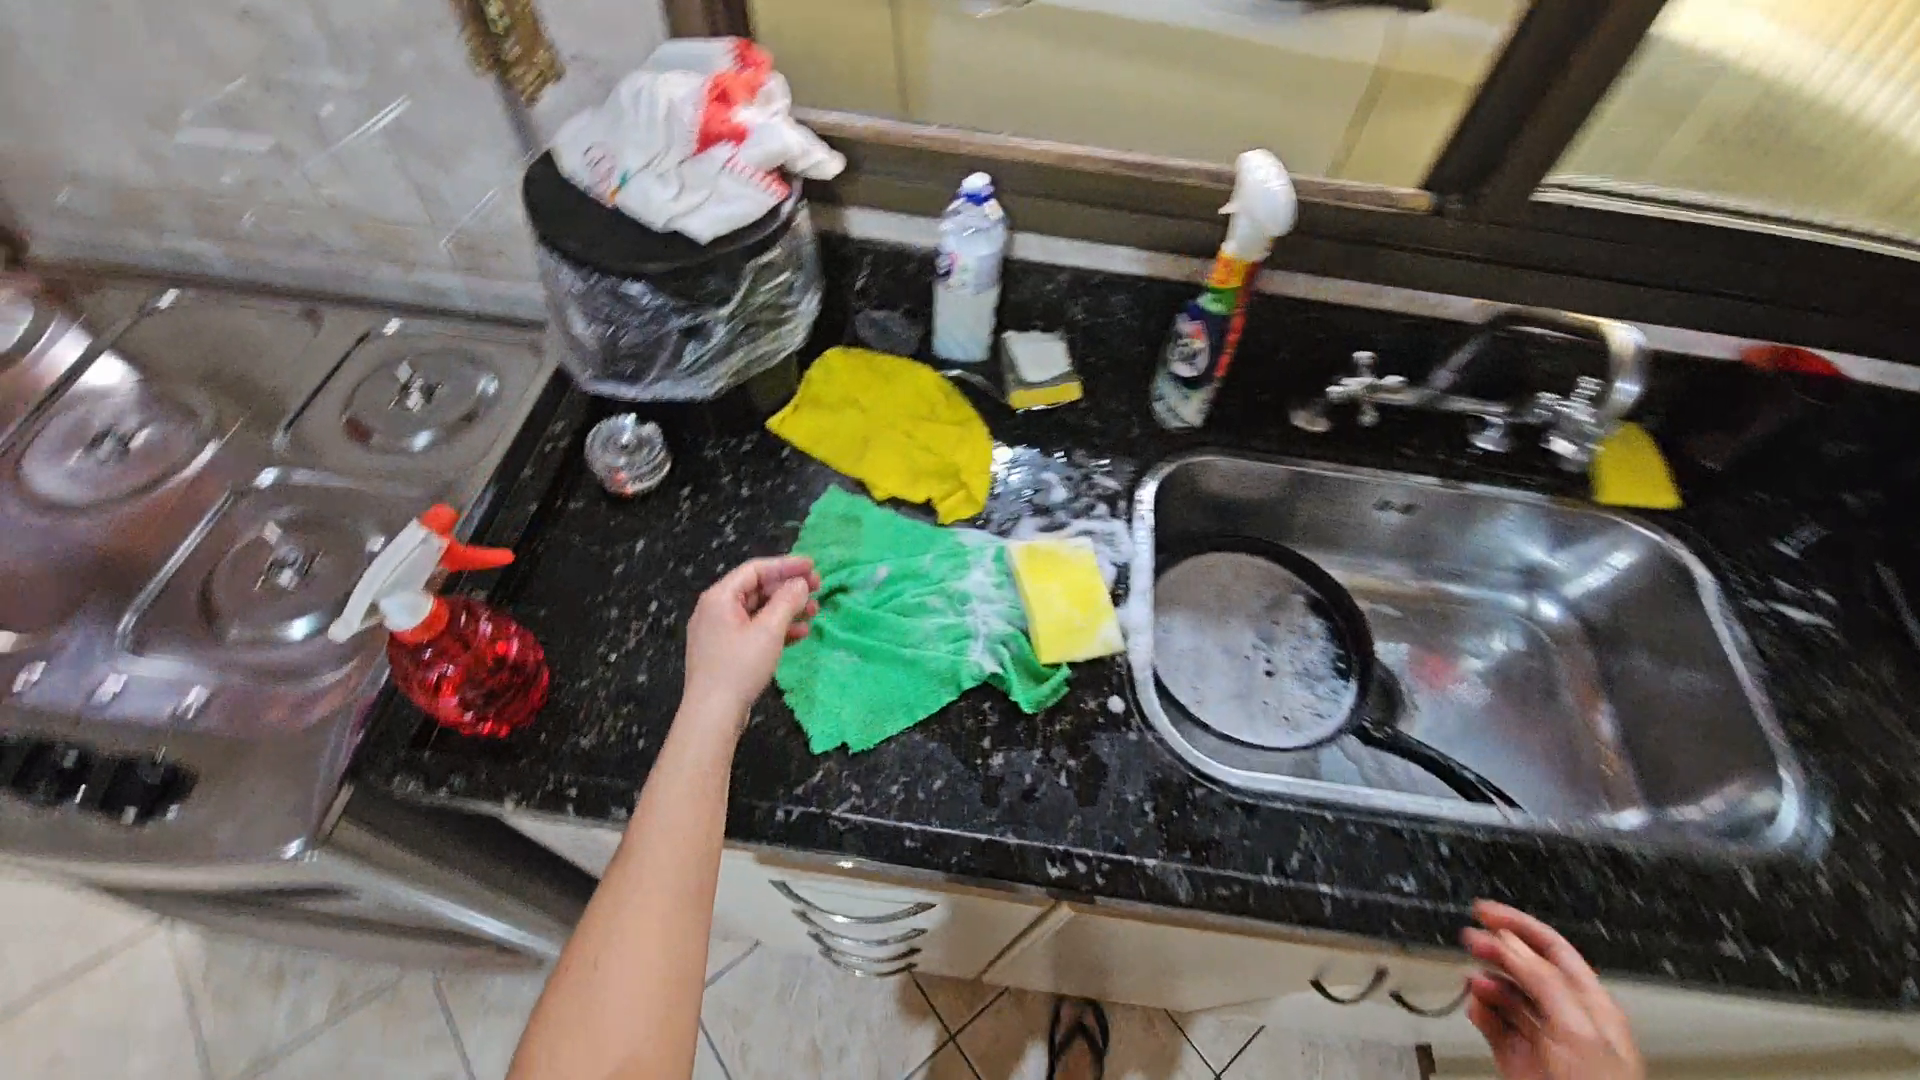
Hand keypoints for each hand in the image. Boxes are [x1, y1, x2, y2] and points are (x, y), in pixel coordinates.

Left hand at [680, 555, 819, 733]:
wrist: (712, 714)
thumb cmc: (739, 667)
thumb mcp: (768, 630)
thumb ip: (787, 601)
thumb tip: (800, 583)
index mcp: (720, 597)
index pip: (756, 569)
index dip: (786, 565)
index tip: (813, 567)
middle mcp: (716, 609)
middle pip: (757, 589)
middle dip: (789, 588)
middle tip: (818, 589)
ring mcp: (720, 631)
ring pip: (758, 611)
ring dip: (787, 609)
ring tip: (814, 612)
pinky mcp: (726, 651)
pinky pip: (754, 630)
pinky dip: (777, 629)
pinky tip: (800, 634)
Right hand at [1461, 901, 1642, 1079]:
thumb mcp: (1576, 1031)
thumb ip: (1543, 981)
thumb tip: (1508, 941)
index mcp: (1588, 1004)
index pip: (1552, 949)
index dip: (1518, 925)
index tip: (1482, 911)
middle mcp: (1563, 1015)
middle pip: (1523, 967)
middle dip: (1494, 950)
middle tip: (1468, 940)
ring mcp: (1539, 1037)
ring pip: (1504, 994)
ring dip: (1485, 982)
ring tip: (1474, 983)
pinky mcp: (1516, 1057)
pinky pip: (1491, 1024)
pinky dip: (1480, 1013)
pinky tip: (1476, 1011)